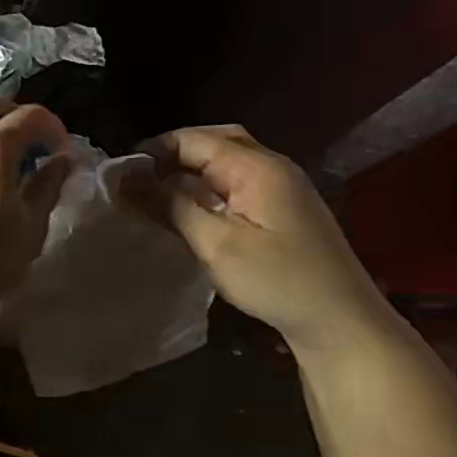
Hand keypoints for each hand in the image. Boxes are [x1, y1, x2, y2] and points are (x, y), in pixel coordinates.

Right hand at [140, 125, 393, 351]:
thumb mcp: (215, 243)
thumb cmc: (275, 279)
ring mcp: (278, 187)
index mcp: (257, 168)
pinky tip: (183, 209)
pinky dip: (202, 187)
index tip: (120, 177)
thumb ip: (170, 205)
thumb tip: (126, 178)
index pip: (194, 139)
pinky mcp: (278, 208)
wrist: (337, 317)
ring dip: (186, 170)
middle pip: (213, 141)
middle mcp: (271, 166)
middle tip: (136, 180)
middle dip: (170, 154)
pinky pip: (233, 182)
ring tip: (152, 193)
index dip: (153, 151)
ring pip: (223, 161)